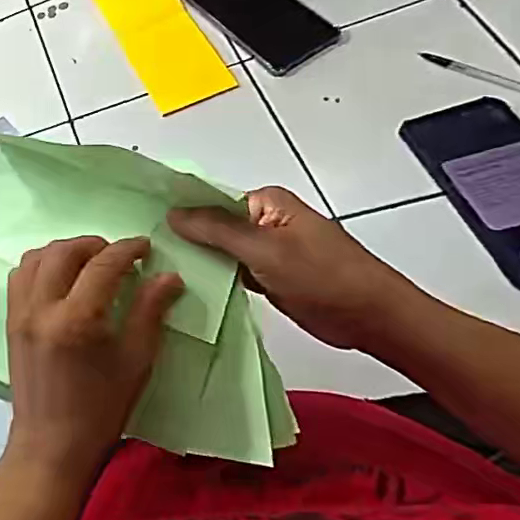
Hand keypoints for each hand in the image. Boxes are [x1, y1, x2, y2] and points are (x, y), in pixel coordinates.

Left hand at [4, 236, 182, 481]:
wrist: (51, 439)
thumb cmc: (102, 407)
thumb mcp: (136, 361)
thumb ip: (150, 312)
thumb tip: (168, 276)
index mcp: (77, 320)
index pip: (102, 266)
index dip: (126, 250)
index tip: (144, 246)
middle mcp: (41, 308)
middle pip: (63, 252)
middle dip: (93, 244)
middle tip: (118, 253)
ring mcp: (19, 312)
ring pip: (35, 258)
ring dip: (63, 250)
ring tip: (90, 261)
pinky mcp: (9, 319)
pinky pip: (19, 276)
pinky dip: (40, 265)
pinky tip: (61, 276)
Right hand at [168, 186, 426, 350]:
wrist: (376, 320)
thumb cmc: (326, 278)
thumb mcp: (264, 249)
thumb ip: (215, 229)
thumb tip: (171, 213)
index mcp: (267, 203)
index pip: (210, 198)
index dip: (179, 210)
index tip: (145, 224)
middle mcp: (263, 221)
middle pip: (210, 224)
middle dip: (183, 236)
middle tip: (143, 250)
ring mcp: (265, 250)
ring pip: (217, 249)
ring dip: (195, 258)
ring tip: (154, 266)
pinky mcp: (266, 275)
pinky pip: (228, 270)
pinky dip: (211, 276)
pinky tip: (183, 283)